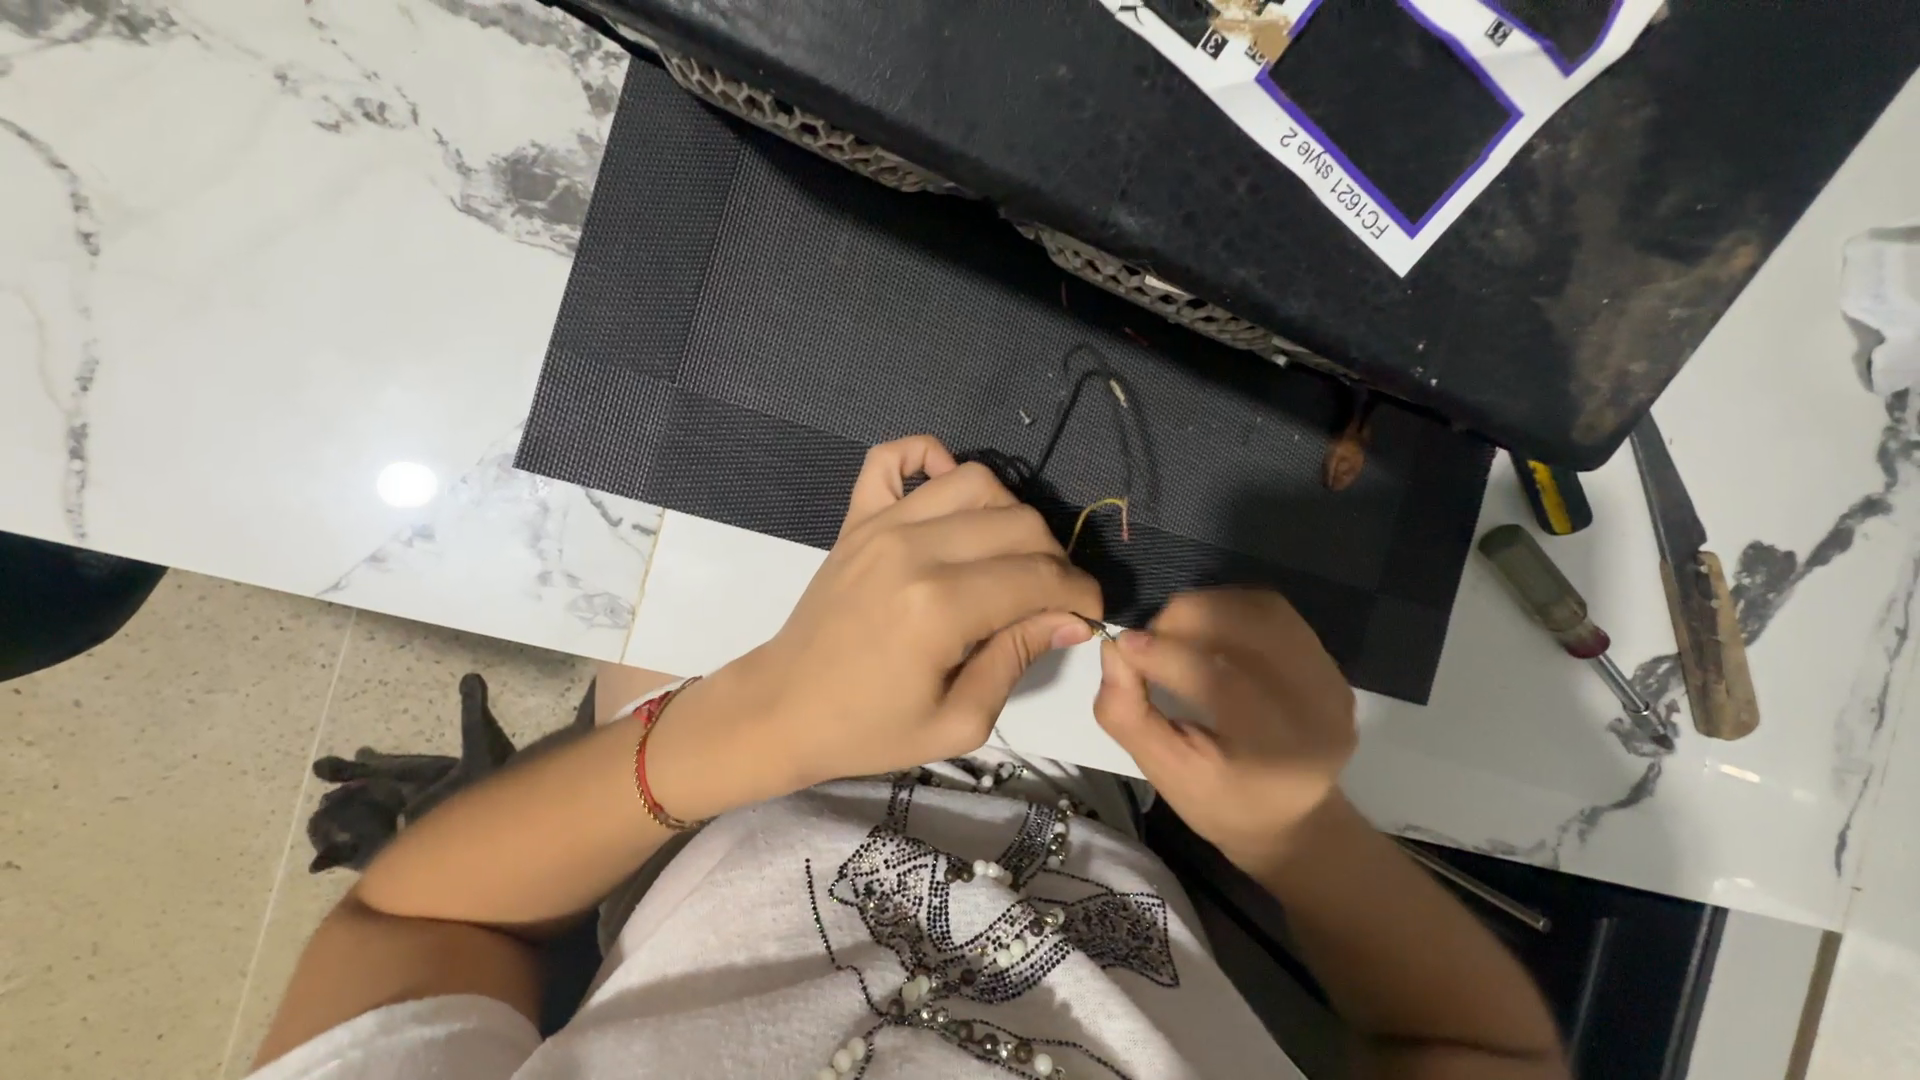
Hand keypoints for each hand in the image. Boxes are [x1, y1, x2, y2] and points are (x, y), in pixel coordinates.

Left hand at [675, 436, 1102, 799]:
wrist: (782, 709)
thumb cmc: (869, 729)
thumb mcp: (959, 720)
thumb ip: (1018, 658)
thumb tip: (1072, 619)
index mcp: (939, 609)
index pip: (1039, 577)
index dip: (1080, 594)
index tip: (1087, 614)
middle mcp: (914, 550)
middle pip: (1018, 523)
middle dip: (1055, 559)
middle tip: (1050, 596)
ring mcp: (880, 524)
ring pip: (975, 482)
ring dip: (1010, 513)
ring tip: (1009, 555)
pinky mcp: (856, 517)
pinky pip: (892, 457)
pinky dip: (928, 455)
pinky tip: (945, 487)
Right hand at [1094, 589, 1356, 870]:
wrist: (1289, 818)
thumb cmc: (1219, 801)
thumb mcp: (1163, 772)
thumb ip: (1128, 714)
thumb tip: (1115, 649)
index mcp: (1275, 750)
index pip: (1217, 680)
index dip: (1164, 654)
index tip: (1123, 644)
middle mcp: (1316, 708)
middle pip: (1248, 629)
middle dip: (1186, 618)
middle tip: (1151, 637)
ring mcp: (1331, 681)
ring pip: (1262, 609)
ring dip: (1209, 607)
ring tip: (1179, 631)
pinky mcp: (1331, 664)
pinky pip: (1276, 614)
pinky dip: (1234, 609)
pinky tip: (1211, 630)